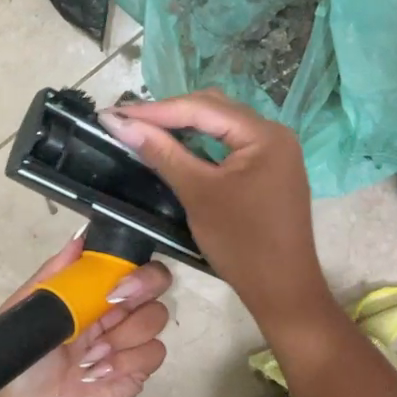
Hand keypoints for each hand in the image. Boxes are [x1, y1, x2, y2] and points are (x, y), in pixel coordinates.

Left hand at [0, 233, 173, 396]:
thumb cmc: (27, 364)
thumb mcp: (26, 312)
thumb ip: (52, 275)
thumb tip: (79, 238)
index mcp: (91, 294)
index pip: (126, 264)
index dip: (129, 263)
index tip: (114, 278)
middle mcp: (116, 312)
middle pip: (156, 282)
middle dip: (144, 284)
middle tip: (116, 302)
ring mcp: (130, 340)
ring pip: (156, 316)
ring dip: (122, 334)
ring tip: (91, 356)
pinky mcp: (140, 369)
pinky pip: (154, 351)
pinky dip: (126, 360)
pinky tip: (99, 373)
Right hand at [99, 89, 333, 326]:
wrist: (281, 288)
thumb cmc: (241, 242)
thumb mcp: (198, 194)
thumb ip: (162, 154)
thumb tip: (122, 124)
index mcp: (263, 134)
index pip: (201, 108)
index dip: (155, 110)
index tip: (114, 113)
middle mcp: (273, 134)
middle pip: (214, 109)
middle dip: (169, 112)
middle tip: (126, 120)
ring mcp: (274, 152)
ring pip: (221, 126)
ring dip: (183, 126)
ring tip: (144, 129)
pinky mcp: (269, 171)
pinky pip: (229, 145)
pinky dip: (200, 144)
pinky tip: (175, 147)